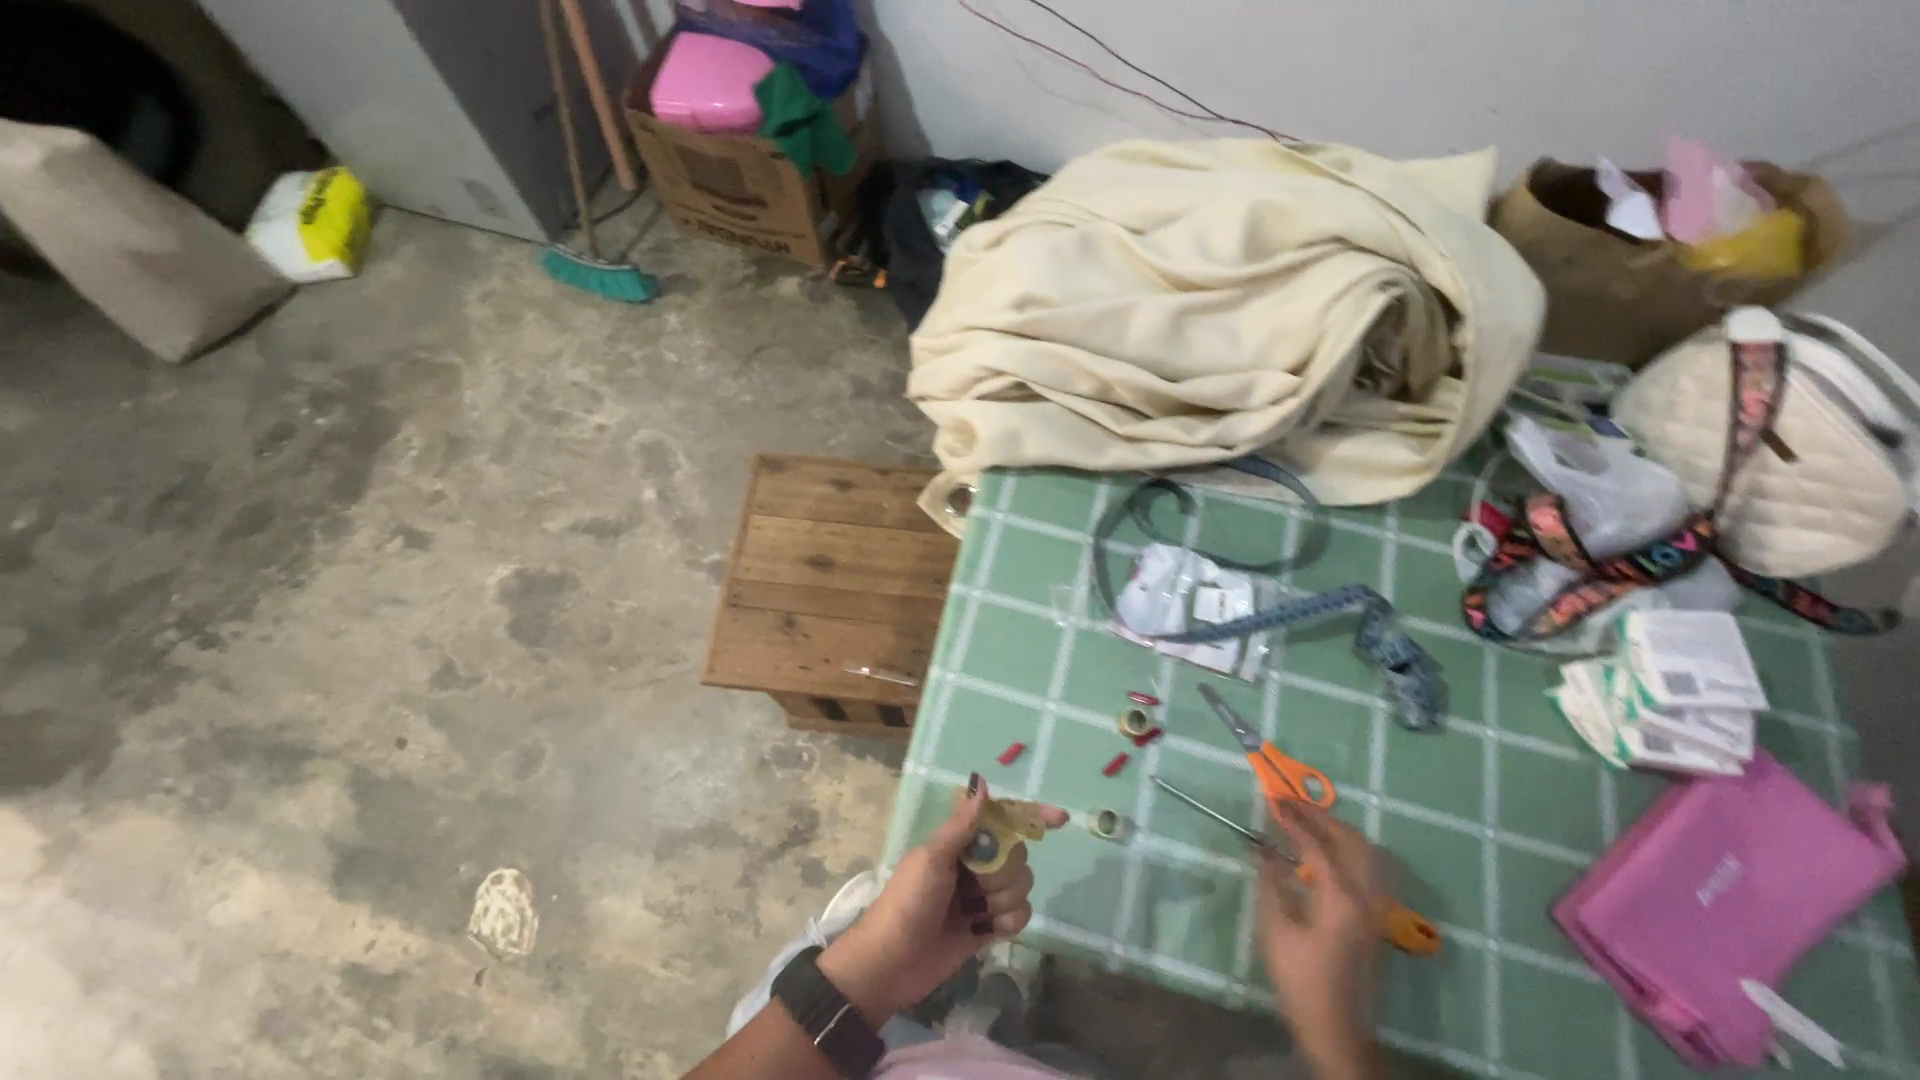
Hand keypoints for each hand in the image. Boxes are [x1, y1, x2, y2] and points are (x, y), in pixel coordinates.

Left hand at [818, 775, 1066, 1023]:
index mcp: (959, 842)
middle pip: (1017, 855)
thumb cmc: (907, 902)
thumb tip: (982, 782)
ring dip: (1004, 899)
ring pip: (1022, 886)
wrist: (892, 963)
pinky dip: (1008, 922)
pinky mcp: (989, 927)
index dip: (1031, 815)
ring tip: (975, 912)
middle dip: (1004, 871)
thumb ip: (962, 825)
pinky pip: (1020, 915)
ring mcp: (982, 897)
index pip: (1001, 820)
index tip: (1061, 818)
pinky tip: (985, 929)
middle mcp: (974, 865)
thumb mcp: (932, 858)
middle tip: (974, 885)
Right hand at [1255, 801, 1384, 1079]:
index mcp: (1340, 898)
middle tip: (1292, 802)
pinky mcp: (1377, 918)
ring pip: (1368, 852)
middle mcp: (1366, 896)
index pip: (1317, 845)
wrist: (1337, 1030)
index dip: (1294, 821)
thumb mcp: (1276, 931)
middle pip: (1351, 841)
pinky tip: (1330, 850)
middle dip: (1321, 816)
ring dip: (1340, 829)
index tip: (1274, 800)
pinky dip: (1351, 848)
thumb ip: (1271, 883)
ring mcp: (1377, 907)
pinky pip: (1371, 868)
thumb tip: (1261, 847)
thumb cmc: (1300, 982)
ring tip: (1311, 819)